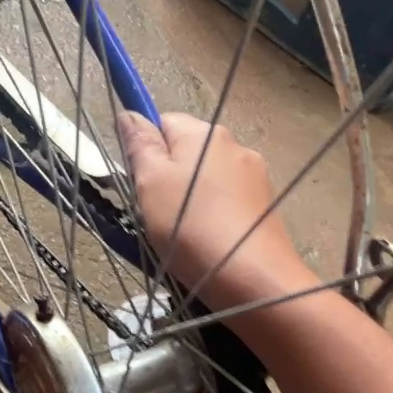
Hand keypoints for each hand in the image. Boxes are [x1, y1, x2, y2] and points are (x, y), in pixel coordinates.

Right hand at [116, 111, 315, 309]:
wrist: (248, 277)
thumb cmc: (189, 225)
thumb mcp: (150, 182)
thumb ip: (140, 145)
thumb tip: (129, 115)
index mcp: (204, 134)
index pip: (163, 121)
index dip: (143, 146)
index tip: (135, 178)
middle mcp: (233, 145)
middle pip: (185, 149)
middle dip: (165, 172)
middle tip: (150, 206)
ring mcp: (253, 175)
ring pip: (203, 175)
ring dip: (186, 193)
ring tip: (176, 227)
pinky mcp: (262, 204)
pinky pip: (223, 197)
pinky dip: (208, 211)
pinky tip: (201, 235)